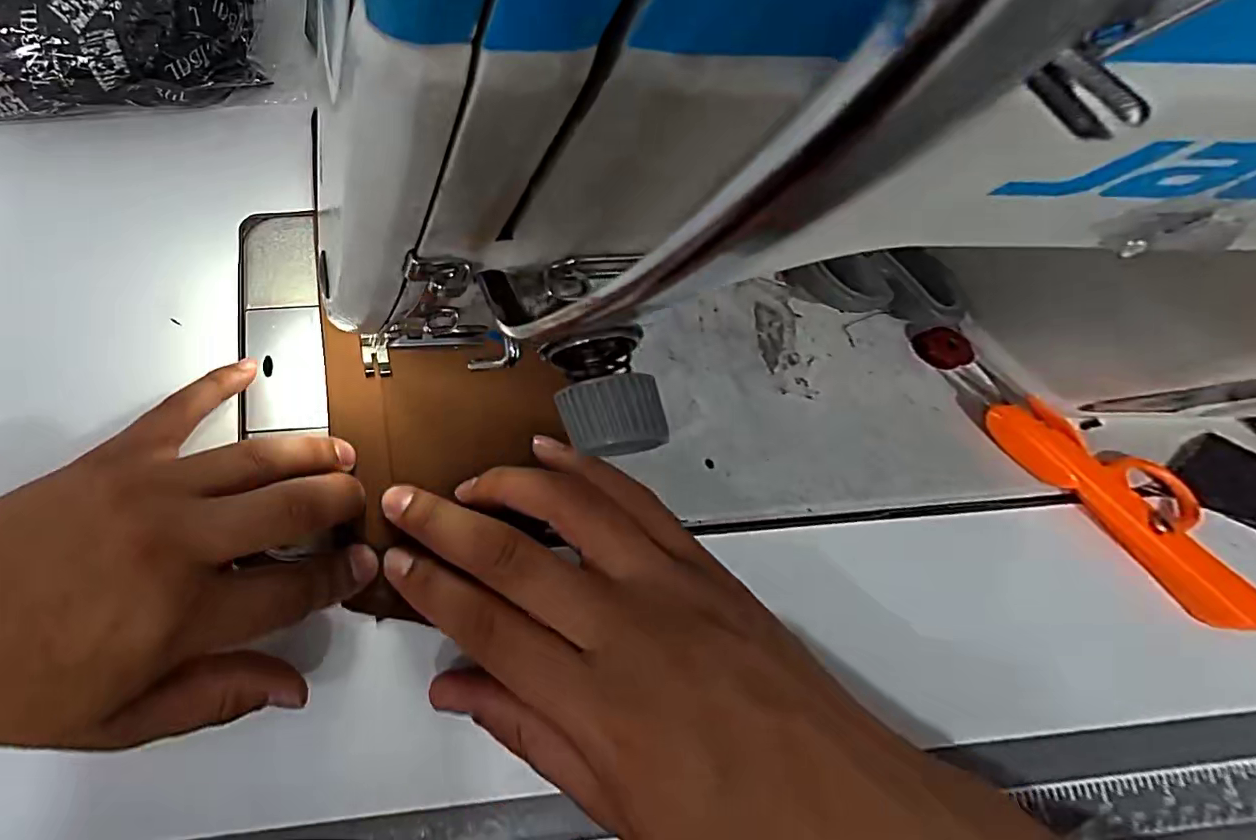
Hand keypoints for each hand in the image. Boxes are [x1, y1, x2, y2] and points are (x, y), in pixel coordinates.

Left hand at [0, 360, 375, 804]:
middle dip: (338, 501)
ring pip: (251, 458)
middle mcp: (179, 542)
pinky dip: (216, 384)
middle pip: (288, 508)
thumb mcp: (124, 720)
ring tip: (339, 450)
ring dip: (304, 451)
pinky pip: (178, 409)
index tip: (363, 563)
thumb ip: (216, 697)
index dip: (337, 576)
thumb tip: (294, 687)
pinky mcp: (116, 455)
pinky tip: (246, 368)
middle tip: (363, 497)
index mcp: (185, 614)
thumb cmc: (27, 686)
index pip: (291, 589)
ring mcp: (149, 488)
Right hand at [378, 437, 1049, 839]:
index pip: (487, 626)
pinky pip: (634, 501)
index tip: (397, 560)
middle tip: (403, 497)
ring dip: (508, 484)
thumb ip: (526, 732)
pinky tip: (551, 454)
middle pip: (511, 557)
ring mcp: (667, 588)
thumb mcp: (614, 806)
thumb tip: (456, 689)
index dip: (431, 587)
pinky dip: (585, 469)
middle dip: (443, 521)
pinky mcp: (702, 568)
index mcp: (598, 706)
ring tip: (469, 480)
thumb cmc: (738, 830)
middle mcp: (626, 634)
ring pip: (569, 510)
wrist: (859, 821)